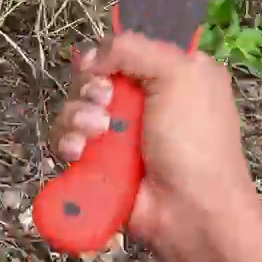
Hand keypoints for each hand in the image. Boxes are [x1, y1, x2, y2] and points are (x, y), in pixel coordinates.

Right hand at [48, 32, 260, 253]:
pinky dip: (68, 142)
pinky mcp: (98, 159)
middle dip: (90, 88)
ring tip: (95, 134)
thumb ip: (134, 48)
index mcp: (173, 73)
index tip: (105, 66)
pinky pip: (65, 138)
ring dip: (77, 117)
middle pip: (92, 76)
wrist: (189, 212)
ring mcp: (119, 131)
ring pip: (74, 107)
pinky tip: (79, 153)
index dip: (109, 54)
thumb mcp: (181, 76)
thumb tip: (91, 58)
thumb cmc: (195, 142)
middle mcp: (144, 99)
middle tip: (105, 101)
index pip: (125, 48)